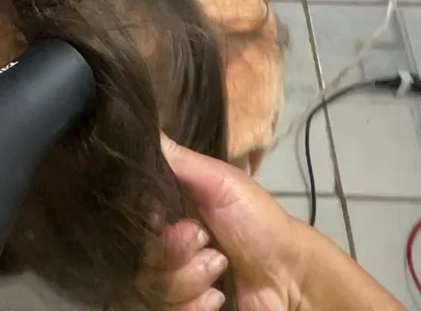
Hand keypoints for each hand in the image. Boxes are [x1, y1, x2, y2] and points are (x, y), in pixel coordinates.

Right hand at [155, 136, 309, 309]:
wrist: (290, 277)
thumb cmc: (256, 220)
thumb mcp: (222, 181)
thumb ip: (182, 161)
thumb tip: (144, 127)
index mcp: (167, 207)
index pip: (131, 213)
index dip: (146, 219)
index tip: (164, 216)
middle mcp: (161, 241)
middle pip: (138, 253)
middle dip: (174, 251)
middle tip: (207, 242)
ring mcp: (170, 277)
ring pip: (151, 285)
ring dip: (190, 278)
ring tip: (220, 269)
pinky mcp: (180, 306)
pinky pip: (164, 310)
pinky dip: (194, 305)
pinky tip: (217, 297)